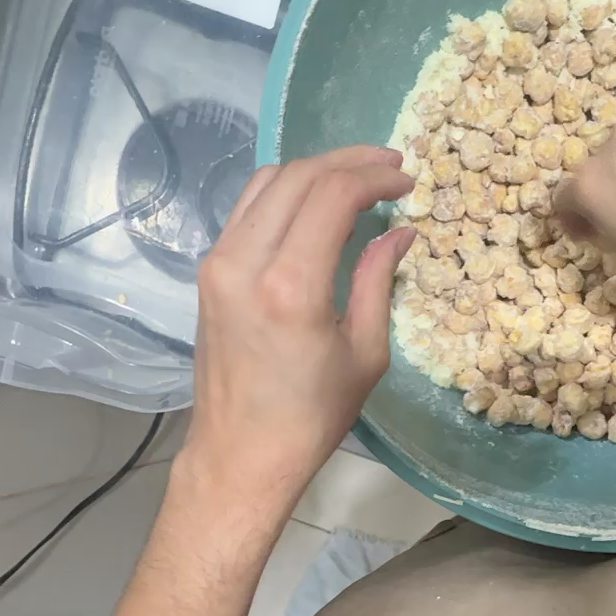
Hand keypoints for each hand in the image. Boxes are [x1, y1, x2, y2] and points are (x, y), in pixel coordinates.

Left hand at [183, 147, 415, 502]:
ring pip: (266, 183)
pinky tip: (315, 205)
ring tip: (356, 178)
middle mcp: (245, 261)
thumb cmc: (313, 416)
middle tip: (389, 165)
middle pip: (298, 176)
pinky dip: (286, 194)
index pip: (332, 196)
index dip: (374, 178)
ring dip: (315, 170)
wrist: (242, 453)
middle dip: (348, 162)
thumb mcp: (365, 354)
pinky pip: (247, 209)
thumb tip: (399, 233)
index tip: (406, 180)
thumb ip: (378, 282)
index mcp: (291, 287)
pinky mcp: (209, 272)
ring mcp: (218, 262)